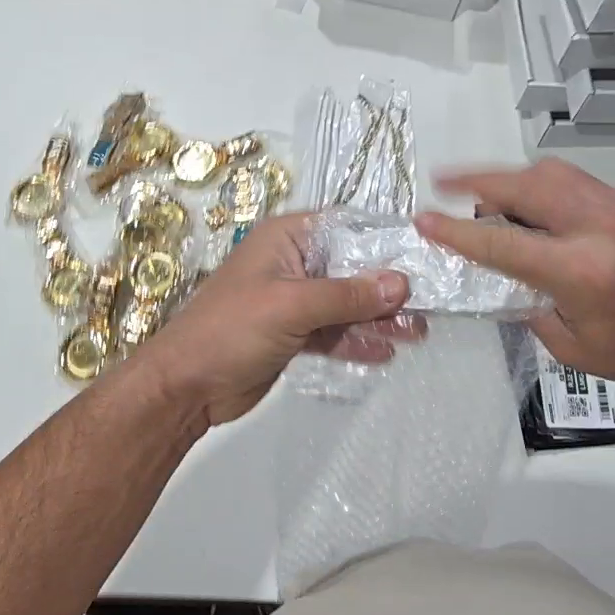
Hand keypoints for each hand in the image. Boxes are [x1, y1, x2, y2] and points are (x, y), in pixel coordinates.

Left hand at [138, 213, 419, 425]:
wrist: (184, 388)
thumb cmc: (231, 330)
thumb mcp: (292, 305)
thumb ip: (348, 295)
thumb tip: (402, 283)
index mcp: (286, 239)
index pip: (345, 227)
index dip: (384, 238)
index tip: (424, 253)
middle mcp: (293, 264)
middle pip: (351, 268)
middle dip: (387, 286)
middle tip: (429, 303)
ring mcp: (293, 301)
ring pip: (346, 303)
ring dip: (378, 318)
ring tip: (418, 332)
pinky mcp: (292, 335)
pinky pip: (334, 332)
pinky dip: (357, 341)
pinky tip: (386, 352)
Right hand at [414, 158, 614, 393]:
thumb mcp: (571, 346)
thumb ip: (530, 304)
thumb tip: (503, 274)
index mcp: (580, 271)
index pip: (502, 243)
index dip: (457, 232)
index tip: (424, 220)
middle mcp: (596, 226)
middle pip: (521, 187)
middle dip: (475, 181)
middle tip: (441, 182)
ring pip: (547, 173)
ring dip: (507, 178)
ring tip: (480, 191)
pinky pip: (571, 179)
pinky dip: (538, 182)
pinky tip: (525, 200)